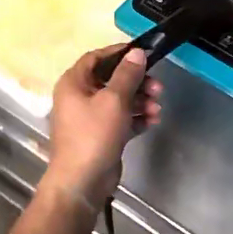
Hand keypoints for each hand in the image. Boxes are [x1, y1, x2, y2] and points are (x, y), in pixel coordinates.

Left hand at [43, 45, 161, 210]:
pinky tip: (151, 122)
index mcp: (74, 83)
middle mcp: (79, 97)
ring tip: (156, 109)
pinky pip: (121, 119)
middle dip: (138, 83)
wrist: (82, 182)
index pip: (97, 57)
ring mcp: (90, 117)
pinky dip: (136, 118)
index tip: (144, 54)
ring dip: (140, 101)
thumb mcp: (114, 100)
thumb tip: (136, 52)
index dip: (120, 53)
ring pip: (120, 100)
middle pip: (112, 80)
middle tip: (157, 88)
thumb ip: (128, 74)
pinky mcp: (101, 135)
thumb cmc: (94, 135)